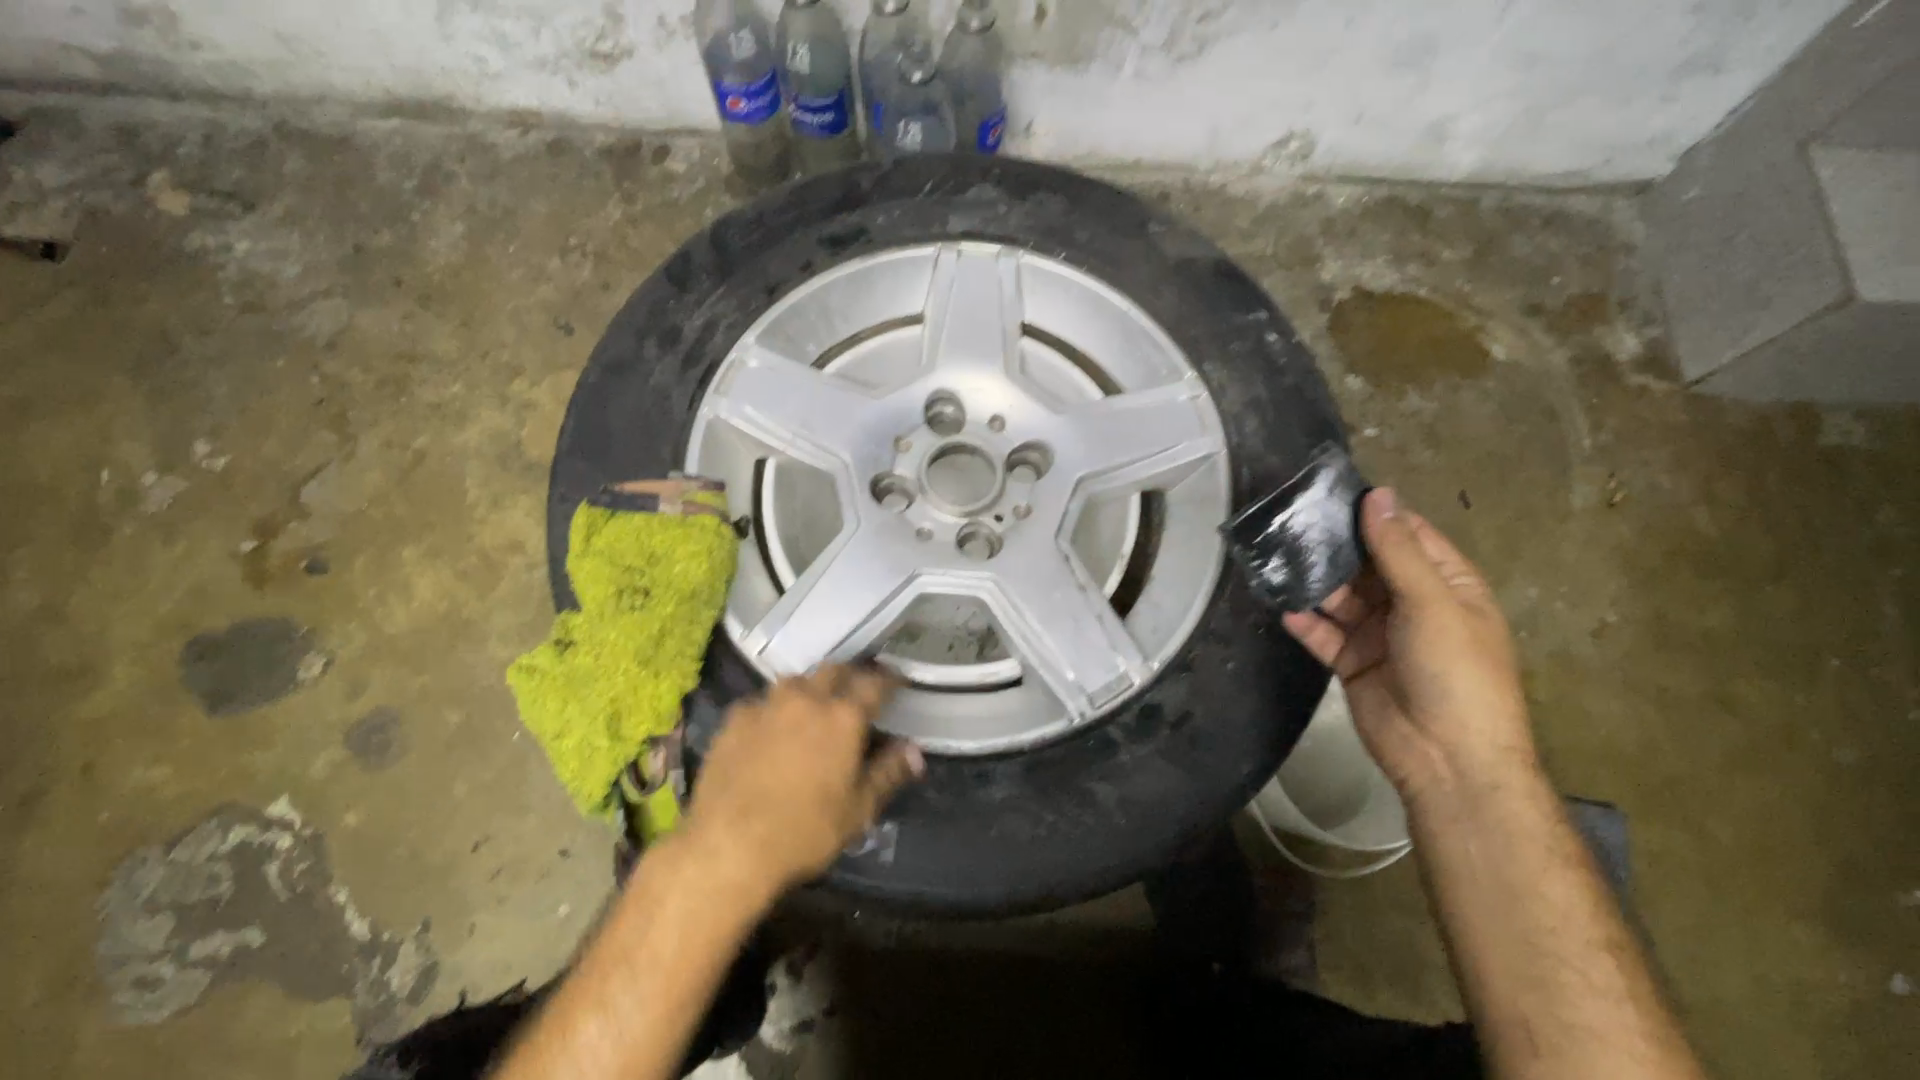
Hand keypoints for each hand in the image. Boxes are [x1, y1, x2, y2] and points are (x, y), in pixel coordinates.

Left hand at [684, 665, 924, 894]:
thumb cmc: (804, 831)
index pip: (874, 683)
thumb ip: (888, 774)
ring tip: (814, 707)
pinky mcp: (733, 719)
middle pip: (833, 671)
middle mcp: (806, 699)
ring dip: (811, 689)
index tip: (898, 681)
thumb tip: (914, 751)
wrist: (727, 845)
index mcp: (843, 717)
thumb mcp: (858, 810)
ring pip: (795, 682)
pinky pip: (762, 702)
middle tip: (857, 691)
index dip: (890, 680)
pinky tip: (772, 730)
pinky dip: (774, 709)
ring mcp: (766, 705)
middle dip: (850, 676)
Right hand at [1281, 488, 1538, 809]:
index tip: (1330, 490)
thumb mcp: (1431, 603)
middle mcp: (1413, 604)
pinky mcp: (1353, 662)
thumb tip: (1378, 494)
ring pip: (1342, 598)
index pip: (1407, 536)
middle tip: (1289, 520)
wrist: (1447, 758)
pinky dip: (1307, 623)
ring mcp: (1381, 634)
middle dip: (1336, 546)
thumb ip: (1397, 551)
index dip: (1374, 514)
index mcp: (1447, 585)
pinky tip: (1284, 607)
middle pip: (1368, 565)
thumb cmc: (1454, 671)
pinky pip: (1325, 635)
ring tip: (1277, 558)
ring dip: (1316, 582)